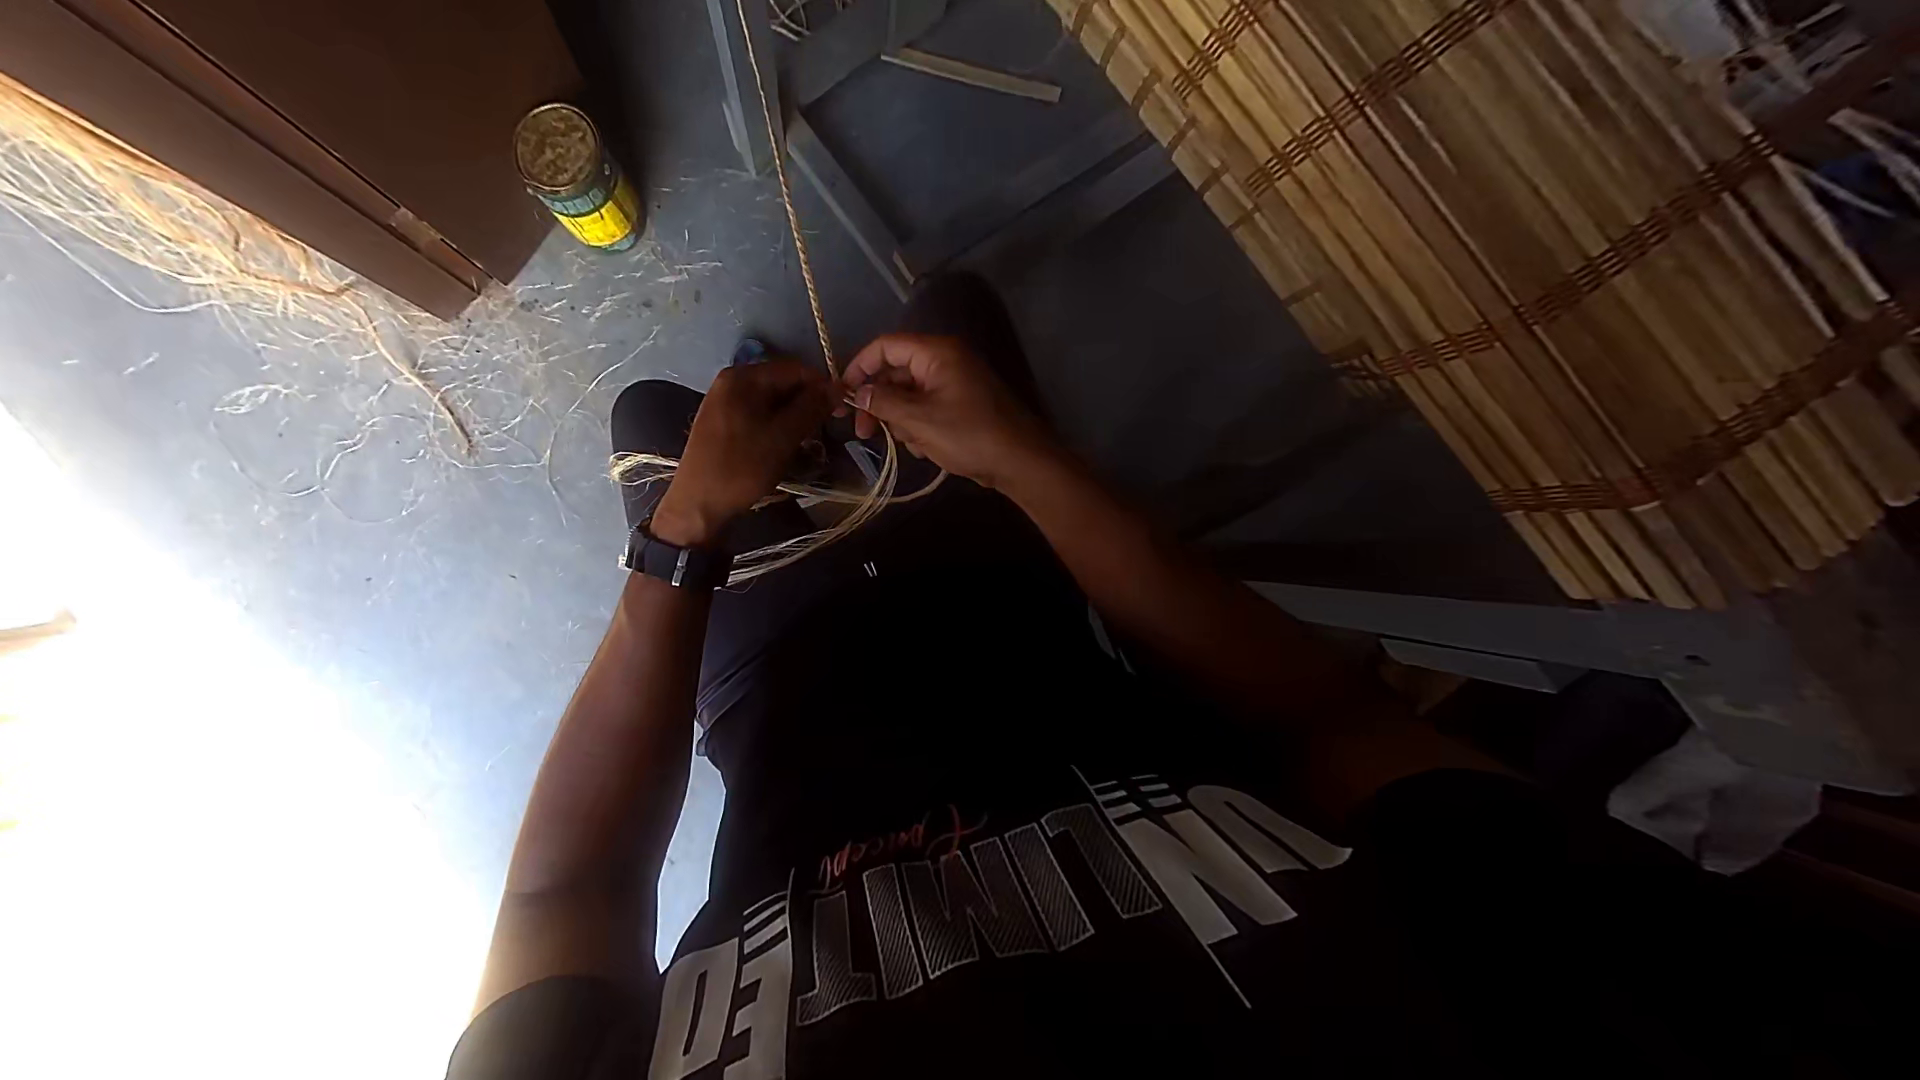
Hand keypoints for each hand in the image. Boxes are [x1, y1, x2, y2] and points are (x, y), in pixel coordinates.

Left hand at [652, 358, 834, 545]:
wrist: (699, 504)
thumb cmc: (743, 467)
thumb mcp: (784, 437)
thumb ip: (812, 407)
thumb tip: (837, 386)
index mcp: (744, 377)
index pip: (795, 369)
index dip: (822, 386)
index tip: (841, 411)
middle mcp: (731, 381)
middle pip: (783, 383)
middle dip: (808, 403)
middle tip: (825, 429)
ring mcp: (725, 401)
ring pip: (773, 400)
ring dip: (794, 417)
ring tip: (806, 441)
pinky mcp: (723, 421)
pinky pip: (759, 413)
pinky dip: (777, 425)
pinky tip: (784, 445)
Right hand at [840, 334, 1056, 488]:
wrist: (1020, 461)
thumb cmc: (970, 436)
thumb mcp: (920, 420)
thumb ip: (884, 402)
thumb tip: (857, 391)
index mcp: (937, 353)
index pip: (886, 346)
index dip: (859, 367)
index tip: (842, 394)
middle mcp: (945, 361)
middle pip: (896, 374)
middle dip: (880, 404)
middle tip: (864, 434)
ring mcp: (955, 384)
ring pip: (910, 397)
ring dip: (903, 422)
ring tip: (916, 444)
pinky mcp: (961, 406)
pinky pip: (927, 411)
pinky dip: (921, 429)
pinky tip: (929, 450)